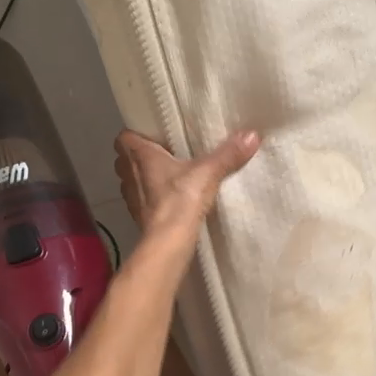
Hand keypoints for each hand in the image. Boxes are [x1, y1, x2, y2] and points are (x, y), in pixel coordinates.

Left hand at [114, 129, 260, 238]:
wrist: (168, 241)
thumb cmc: (180, 199)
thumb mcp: (208, 173)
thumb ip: (228, 154)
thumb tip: (252, 134)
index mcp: (140, 156)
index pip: (123, 138)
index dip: (133, 134)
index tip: (149, 133)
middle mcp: (130, 174)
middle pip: (124, 159)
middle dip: (137, 155)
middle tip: (160, 153)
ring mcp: (131, 197)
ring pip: (130, 180)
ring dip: (142, 177)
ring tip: (165, 175)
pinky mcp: (138, 216)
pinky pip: (140, 200)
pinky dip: (149, 197)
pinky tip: (167, 199)